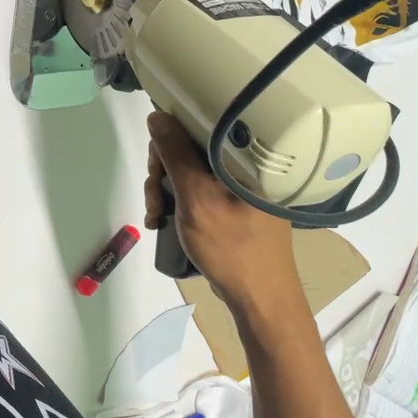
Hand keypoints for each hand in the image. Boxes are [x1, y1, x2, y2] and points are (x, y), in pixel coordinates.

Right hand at [146, 112, 298, 311]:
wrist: (260, 302)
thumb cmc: (232, 248)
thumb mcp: (196, 198)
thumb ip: (175, 155)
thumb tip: (158, 115)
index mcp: (241, 161)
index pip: (197, 128)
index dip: (168, 142)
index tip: (157, 168)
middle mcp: (240, 169)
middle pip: (186, 152)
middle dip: (161, 174)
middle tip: (156, 201)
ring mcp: (236, 190)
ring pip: (185, 173)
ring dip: (163, 191)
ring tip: (157, 217)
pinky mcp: (232, 207)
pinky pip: (195, 191)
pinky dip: (175, 202)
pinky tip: (164, 220)